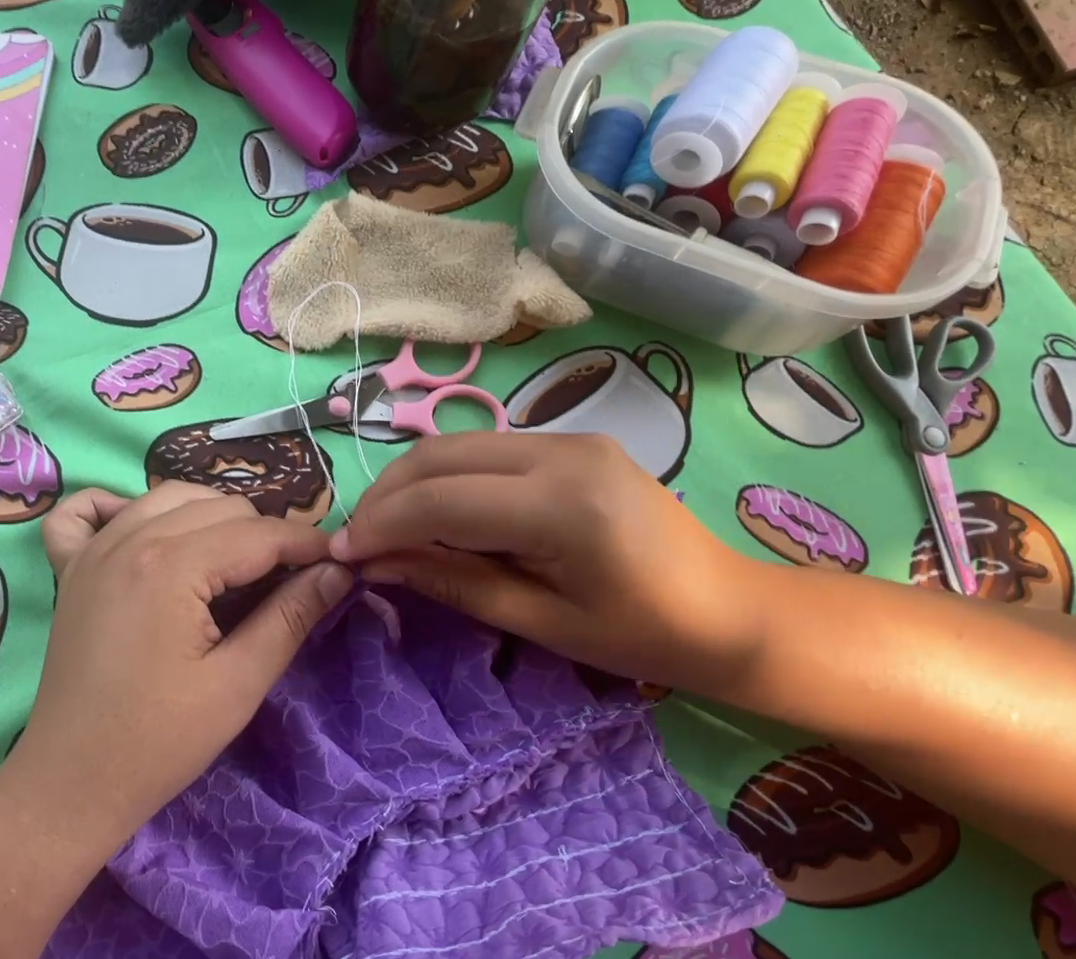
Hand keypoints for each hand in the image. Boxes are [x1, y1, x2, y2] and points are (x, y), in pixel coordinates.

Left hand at [14, 483, 352, 838]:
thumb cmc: (160, 741)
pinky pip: (86, 511)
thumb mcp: (238, 684)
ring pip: (167, 496)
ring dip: (209, 515)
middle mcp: (130, 538)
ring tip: (232, 562)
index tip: (337, 564)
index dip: (305, 544)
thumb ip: (290, 617)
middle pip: (218, 506)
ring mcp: (92, 548)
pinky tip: (141, 529)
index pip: (257, 532)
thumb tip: (337, 571)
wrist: (73, 781)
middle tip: (288, 579)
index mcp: (172, 565)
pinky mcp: (69, 567)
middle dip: (263, 533)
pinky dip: (116, 506)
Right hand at [330, 433, 766, 698]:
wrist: (735, 610)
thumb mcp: (540, 623)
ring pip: (455, 445)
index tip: (340, 554)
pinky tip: (436, 514)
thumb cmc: (644, 637)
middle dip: (384, 496)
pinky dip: (446, 478)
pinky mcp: (571, 439)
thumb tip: (374, 564)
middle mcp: (561, 452)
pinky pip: (485, 449)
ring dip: (410, 483)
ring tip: (387, 528)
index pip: (439, 501)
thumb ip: (451, 583)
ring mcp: (568, 437)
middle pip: (437, 456)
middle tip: (357, 540)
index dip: (380, 524)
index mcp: (561, 506)